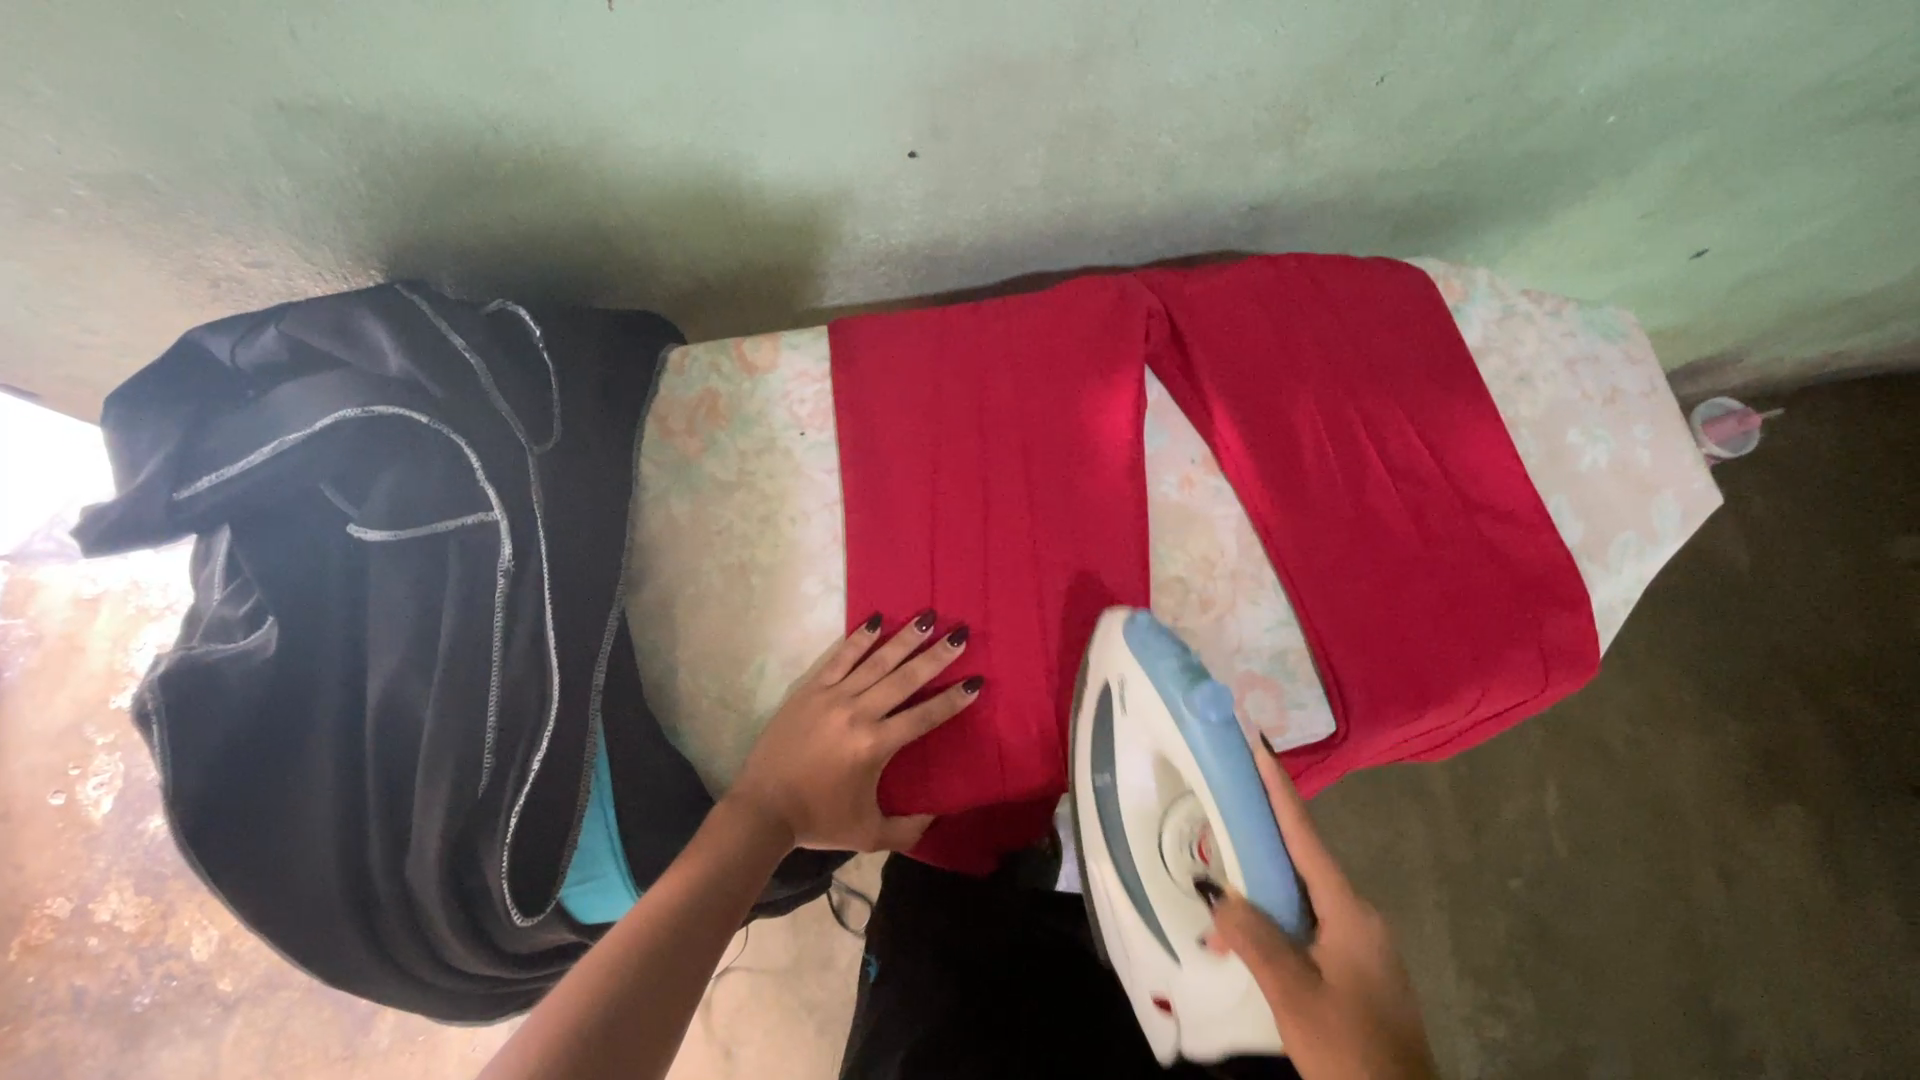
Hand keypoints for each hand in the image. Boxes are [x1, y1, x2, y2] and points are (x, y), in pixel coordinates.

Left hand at [724, 610, 979, 852]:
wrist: (762, 809)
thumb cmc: (818, 820)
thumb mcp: (868, 834)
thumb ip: (907, 829)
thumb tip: (936, 816)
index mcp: (875, 746)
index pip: (924, 716)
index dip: (953, 699)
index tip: (975, 680)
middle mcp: (857, 714)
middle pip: (905, 679)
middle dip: (936, 655)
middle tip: (960, 633)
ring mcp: (831, 698)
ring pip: (875, 662)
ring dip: (904, 638)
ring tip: (928, 617)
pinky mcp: (809, 691)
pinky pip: (839, 658)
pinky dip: (859, 639)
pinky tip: (876, 620)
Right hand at [1202, 730, 1437, 1079]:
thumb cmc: (1350, 1048)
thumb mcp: (1293, 994)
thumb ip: (1253, 937)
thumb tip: (1215, 892)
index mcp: (1349, 912)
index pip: (1305, 837)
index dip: (1279, 791)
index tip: (1260, 747)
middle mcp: (1360, 916)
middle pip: (1302, 862)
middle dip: (1260, 836)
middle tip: (1221, 806)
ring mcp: (1362, 944)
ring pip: (1302, 897)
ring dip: (1262, 886)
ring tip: (1221, 876)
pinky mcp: (1357, 969)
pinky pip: (1309, 924)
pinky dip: (1276, 917)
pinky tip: (1250, 931)